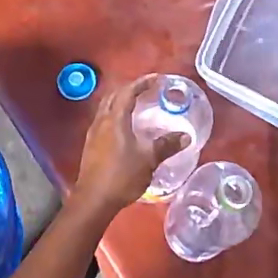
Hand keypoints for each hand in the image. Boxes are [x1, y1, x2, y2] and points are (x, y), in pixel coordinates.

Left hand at [71, 80, 185, 214]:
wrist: (94, 199)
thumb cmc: (122, 175)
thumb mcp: (148, 159)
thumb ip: (166, 145)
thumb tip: (186, 136)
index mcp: (115, 118)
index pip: (128, 92)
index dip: (142, 83)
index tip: (156, 79)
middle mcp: (102, 120)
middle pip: (114, 95)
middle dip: (130, 88)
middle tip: (146, 89)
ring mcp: (93, 132)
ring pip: (106, 106)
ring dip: (120, 100)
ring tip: (136, 104)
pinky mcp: (91, 144)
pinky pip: (104, 118)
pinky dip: (115, 113)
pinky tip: (124, 126)